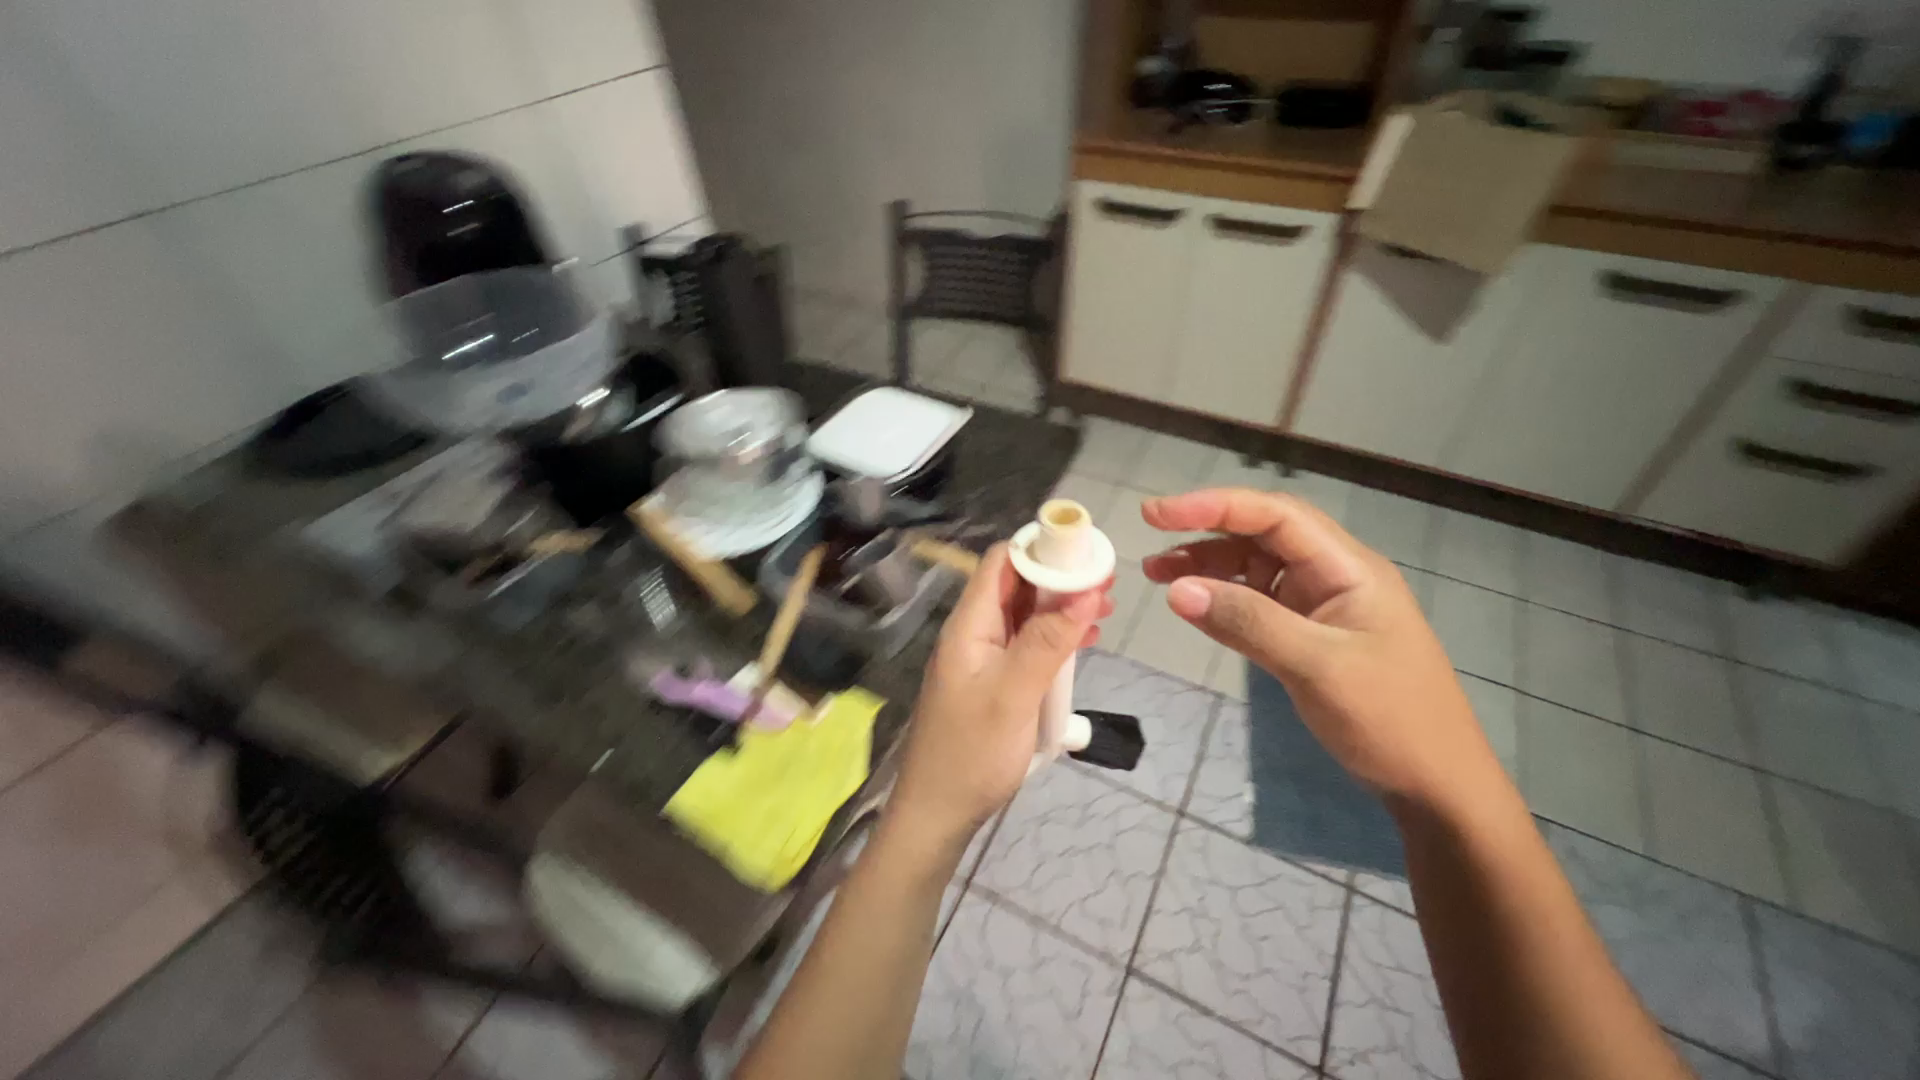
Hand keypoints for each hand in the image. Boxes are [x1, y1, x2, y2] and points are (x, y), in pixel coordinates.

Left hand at [891, 543, 1111, 845]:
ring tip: (1105, 611)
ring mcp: (982, 660)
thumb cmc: (972, 753)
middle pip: (1015, 586)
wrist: (938, 813)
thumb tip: (1086, 589)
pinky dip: (1054, 640)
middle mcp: (973, 634)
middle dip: (1059, 578)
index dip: (1042, 549)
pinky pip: (1026, 647)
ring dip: (1061, 610)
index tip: (1087, 553)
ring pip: (1024, 617)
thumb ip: (1048, 641)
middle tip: (1106, 586)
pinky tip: (1084, 645)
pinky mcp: (993, 684)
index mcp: (969, 625)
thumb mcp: (1014, 694)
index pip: (1002, 563)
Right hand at [1140, 488, 1497, 807]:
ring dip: (1208, 565)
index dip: (1215, 506)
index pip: (1276, 515)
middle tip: (1150, 537)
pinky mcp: (1310, 637)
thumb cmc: (1389, 720)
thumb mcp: (1317, 667)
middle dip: (1205, 531)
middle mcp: (1333, 576)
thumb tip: (1177, 590)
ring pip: (1255, 568)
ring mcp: (1321, 607)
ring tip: (1155, 574)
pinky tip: (1191, 604)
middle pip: (1262, 534)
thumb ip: (1247, 623)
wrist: (1436, 784)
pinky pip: (1258, 604)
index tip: (1159, 514)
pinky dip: (1222, 600)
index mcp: (1348, 568)